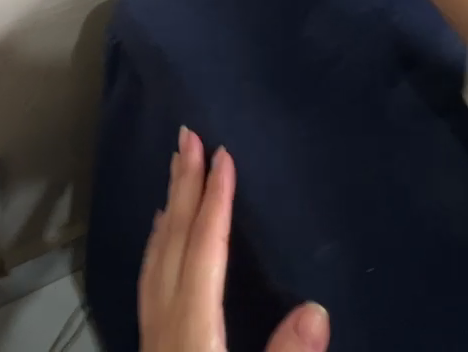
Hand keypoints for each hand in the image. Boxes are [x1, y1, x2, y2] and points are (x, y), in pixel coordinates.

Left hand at [140, 126, 330, 351]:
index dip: (215, 199)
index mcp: (193, 331)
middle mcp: (165, 321)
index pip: (205, 249)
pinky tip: (161, 233)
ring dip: (170, 206)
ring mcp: (152, 335)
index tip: (222, 154)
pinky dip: (158, 243)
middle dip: (185, 184)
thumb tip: (316, 309)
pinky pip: (150, 277)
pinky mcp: (151, 346)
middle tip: (189, 136)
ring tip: (177, 169)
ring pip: (157, 254)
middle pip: (175, 241)